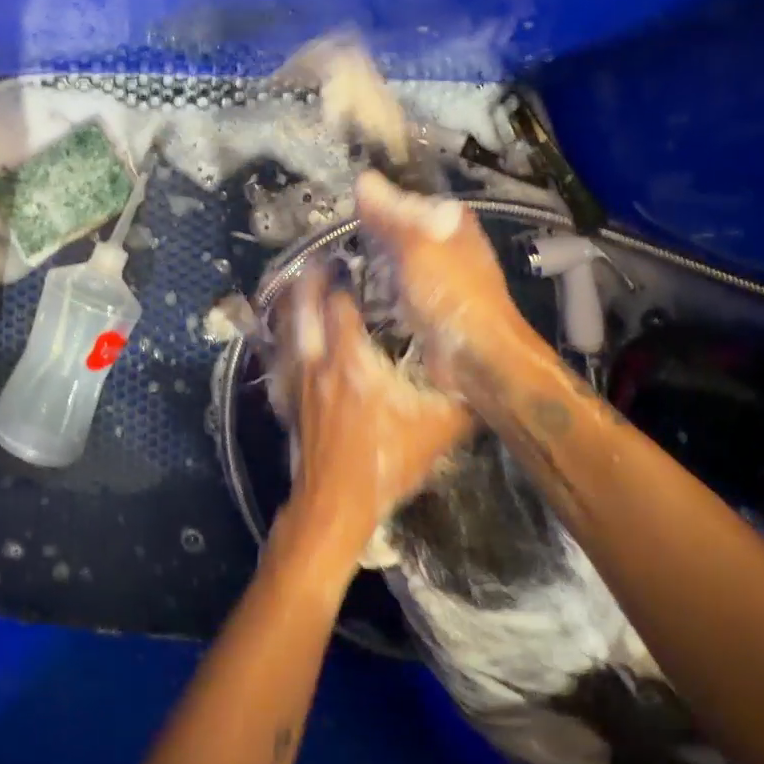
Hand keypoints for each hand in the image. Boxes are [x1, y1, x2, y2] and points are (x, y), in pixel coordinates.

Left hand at [270, 265, 477, 551]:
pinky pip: (278, 360)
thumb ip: (460, 399)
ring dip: (291, 305)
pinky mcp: (286, 403)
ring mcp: (295, 383)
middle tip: (317, 259)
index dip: (343, 281)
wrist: (334, 503)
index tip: (351, 261)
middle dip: (308, 280)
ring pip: (284, 331)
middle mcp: (315, 362)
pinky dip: (281, 341)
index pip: (339, 306)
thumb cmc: (385, 463)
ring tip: (298, 287)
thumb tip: (485, 376)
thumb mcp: (436, 430)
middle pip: (301, 308)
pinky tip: (286, 339)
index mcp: (349, 360)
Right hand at [352, 171, 541, 388]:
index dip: (377, 202)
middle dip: (371, 236)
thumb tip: (363, 181)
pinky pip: (396, 290)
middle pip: (399, 231)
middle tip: (337, 241)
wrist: (477, 358)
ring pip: (396, 261)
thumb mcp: (417, 247)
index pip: (406, 200)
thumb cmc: (453, 296)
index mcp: (450, 222)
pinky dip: (379, 290)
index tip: (346, 209)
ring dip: (373, 265)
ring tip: (341, 266)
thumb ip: (390, 215)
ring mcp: (439, 278)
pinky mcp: (429, 307)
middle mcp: (447, 245)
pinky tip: (361, 294)